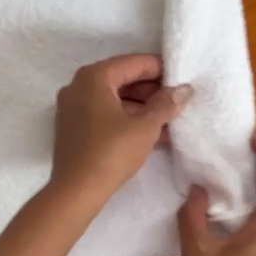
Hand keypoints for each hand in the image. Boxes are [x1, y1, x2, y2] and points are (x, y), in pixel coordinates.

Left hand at [52, 54, 191, 201]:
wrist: (77, 191)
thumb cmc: (111, 153)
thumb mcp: (145, 126)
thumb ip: (166, 104)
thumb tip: (183, 90)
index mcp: (93, 77)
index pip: (133, 63)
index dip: (160, 70)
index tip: (181, 80)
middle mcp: (77, 87)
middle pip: (121, 81)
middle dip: (151, 92)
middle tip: (175, 103)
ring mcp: (71, 109)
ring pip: (113, 101)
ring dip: (140, 110)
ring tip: (168, 121)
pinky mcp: (72, 130)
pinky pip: (103, 116)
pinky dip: (124, 121)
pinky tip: (149, 134)